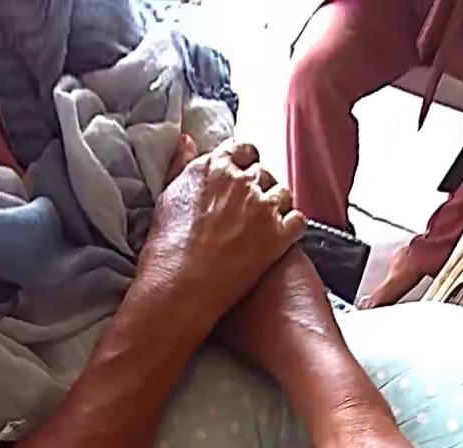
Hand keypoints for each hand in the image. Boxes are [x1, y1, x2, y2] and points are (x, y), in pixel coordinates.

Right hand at [135, 140, 306, 340]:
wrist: (178, 291)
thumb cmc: (165, 251)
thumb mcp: (166, 199)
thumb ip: (182, 167)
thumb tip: (188, 140)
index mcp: (214, 167)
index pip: (240, 150)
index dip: (241, 164)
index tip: (237, 180)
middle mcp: (242, 180)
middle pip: (262, 173)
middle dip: (257, 190)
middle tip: (245, 215)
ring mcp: (263, 207)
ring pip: (281, 195)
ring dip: (274, 208)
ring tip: (260, 230)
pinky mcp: (278, 236)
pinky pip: (297, 221)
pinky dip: (290, 229)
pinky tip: (277, 242)